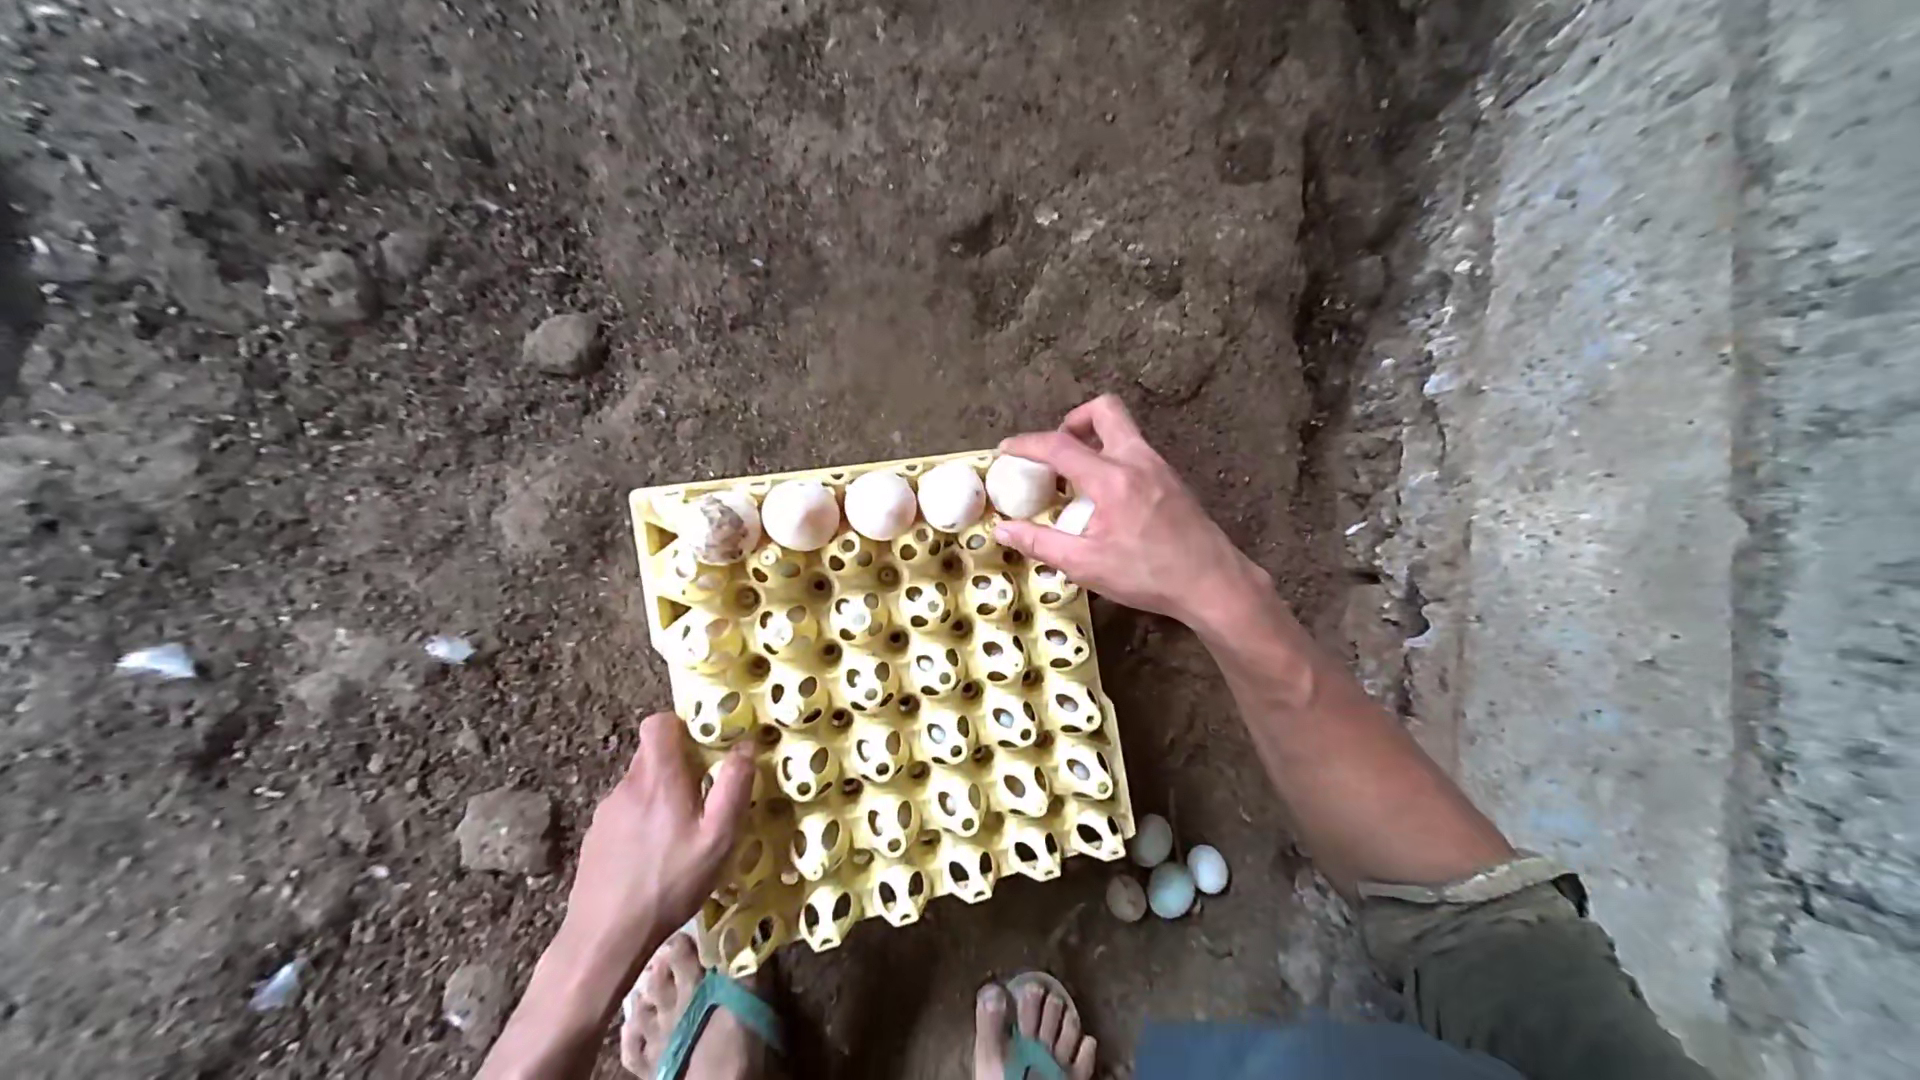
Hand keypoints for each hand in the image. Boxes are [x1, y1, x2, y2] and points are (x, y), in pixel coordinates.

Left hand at [562, 714, 754, 961]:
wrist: (605, 939)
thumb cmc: (670, 883)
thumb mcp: (719, 837)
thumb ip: (734, 785)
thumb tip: (745, 745)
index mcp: (658, 778)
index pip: (658, 723)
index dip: (681, 723)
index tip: (705, 744)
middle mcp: (627, 786)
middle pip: (651, 752)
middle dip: (680, 761)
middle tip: (705, 791)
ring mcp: (607, 812)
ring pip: (640, 782)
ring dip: (663, 791)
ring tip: (683, 829)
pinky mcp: (596, 837)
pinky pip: (627, 809)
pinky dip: (645, 817)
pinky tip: (656, 853)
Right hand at [995, 395, 1269, 626]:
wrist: (1213, 584)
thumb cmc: (1148, 576)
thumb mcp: (1086, 566)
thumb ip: (1040, 544)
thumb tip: (1002, 530)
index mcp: (1112, 479)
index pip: (1060, 445)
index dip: (1027, 443)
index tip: (1006, 449)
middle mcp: (1137, 460)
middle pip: (1105, 410)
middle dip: (1073, 420)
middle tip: (1056, 450)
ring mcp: (1160, 466)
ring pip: (1124, 428)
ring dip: (1095, 439)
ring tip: (1077, 476)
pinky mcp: (1173, 479)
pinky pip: (1136, 451)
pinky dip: (1113, 457)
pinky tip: (1107, 496)